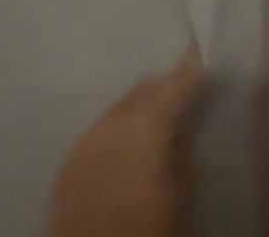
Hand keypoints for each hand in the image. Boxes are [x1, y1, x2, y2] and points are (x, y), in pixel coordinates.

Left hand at [48, 44, 204, 236]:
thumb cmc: (152, 229)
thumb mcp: (183, 190)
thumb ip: (183, 147)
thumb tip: (185, 120)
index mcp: (147, 123)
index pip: (176, 81)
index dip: (191, 65)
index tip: (201, 49)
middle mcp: (113, 121)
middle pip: (144, 89)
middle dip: (164, 88)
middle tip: (184, 95)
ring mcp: (85, 139)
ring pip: (119, 109)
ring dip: (138, 109)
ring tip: (154, 123)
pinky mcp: (67, 163)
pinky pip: (98, 132)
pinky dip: (115, 132)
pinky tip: (124, 147)